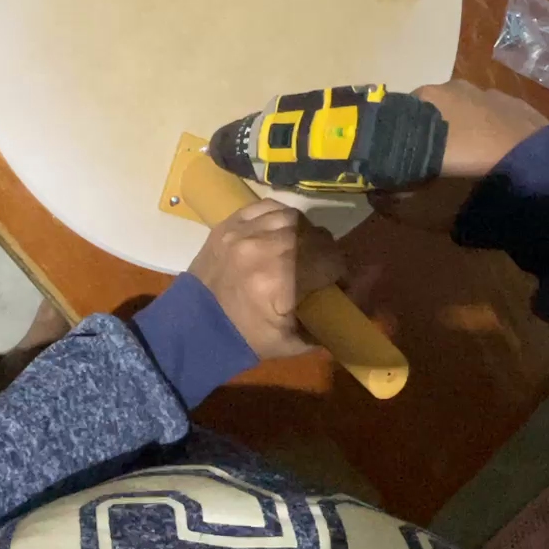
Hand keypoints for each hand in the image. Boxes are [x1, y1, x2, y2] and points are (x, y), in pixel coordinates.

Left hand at [189, 199, 346, 360]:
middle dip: (326, 253)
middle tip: (321, 268)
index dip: (341, 273)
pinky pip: (267, 206)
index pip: (332, 261)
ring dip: (305, 233)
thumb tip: (352, 304)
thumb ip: (328, 324)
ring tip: (302, 248)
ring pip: (293, 218)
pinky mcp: (229, 224)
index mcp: (281, 281)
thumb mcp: (294, 342)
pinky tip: (282, 231)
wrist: (195, 327)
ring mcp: (243, 232)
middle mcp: (263, 249)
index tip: (338, 283)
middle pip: (315, 236)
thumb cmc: (247, 338)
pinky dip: (281, 216)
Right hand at [372, 79, 546, 232]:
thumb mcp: (414, 209)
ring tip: (463, 162)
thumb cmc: (465, 194)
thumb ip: (386, 197)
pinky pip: (489, 117)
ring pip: (459, 112)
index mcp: (420, 106)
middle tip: (425, 166)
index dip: (387, 144)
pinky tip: (490, 157)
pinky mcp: (519, 104)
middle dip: (421, 135)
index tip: (388, 165)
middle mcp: (450, 89)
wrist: (544, 190)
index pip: (388, 120)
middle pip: (424, 112)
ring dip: (456, 131)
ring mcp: (488, 93)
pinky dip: (484, 133)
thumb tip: (375, 190)